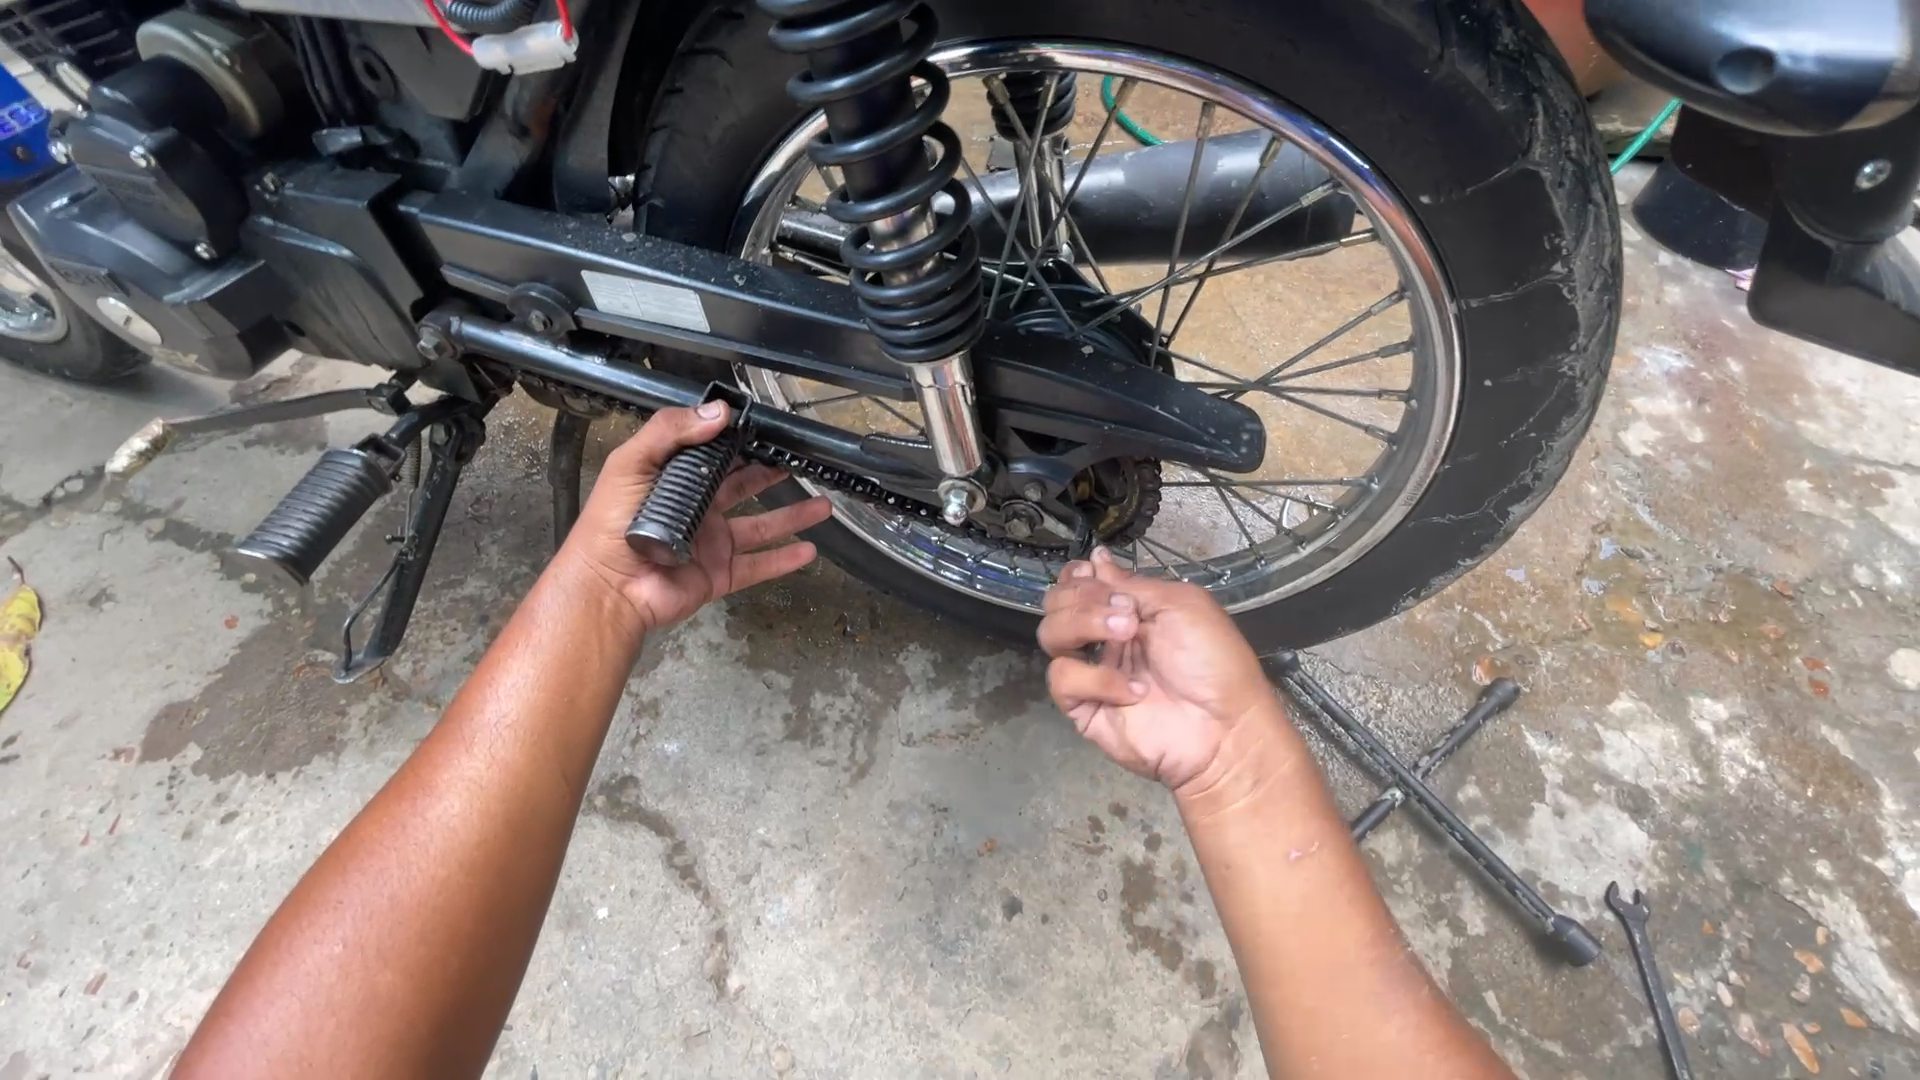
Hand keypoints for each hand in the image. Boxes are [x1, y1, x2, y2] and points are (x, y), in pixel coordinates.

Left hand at [557, 402, 832, 634]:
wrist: (608, 587)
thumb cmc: (611, 524)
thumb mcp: (632, 464)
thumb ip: (671, 432)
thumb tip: (720, 412)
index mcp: (676, 482)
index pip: (715, 456)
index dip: (741, 443)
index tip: (769, 431)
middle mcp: (698, 511)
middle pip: (745, 488)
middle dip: (772, 474)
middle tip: (799, 462)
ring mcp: (712, 545)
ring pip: (762, 527)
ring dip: (793, 516)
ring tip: (824, 505)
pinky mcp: (720, 575)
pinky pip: (760, 566)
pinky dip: (785, 559)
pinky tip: (809, 550)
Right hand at [1038, 547, 1279, 793]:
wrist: (1224, 729)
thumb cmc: (1213, 662)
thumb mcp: (1182, 604)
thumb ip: (1132, 584)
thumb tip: (1095, 557)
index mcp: (1126, 611)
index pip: (1077, 584)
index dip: (1076, 576)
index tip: (1090, 575)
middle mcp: (1102, 638)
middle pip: (1056, 603)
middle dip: (1083, 596)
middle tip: (1124, 612)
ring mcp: (1092, 672)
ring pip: (1050, 634)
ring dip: (1083, 624)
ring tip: (1126, 634)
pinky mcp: (1084, 708)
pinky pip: (1063, 679)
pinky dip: (1096, 679)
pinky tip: (1133, 690)